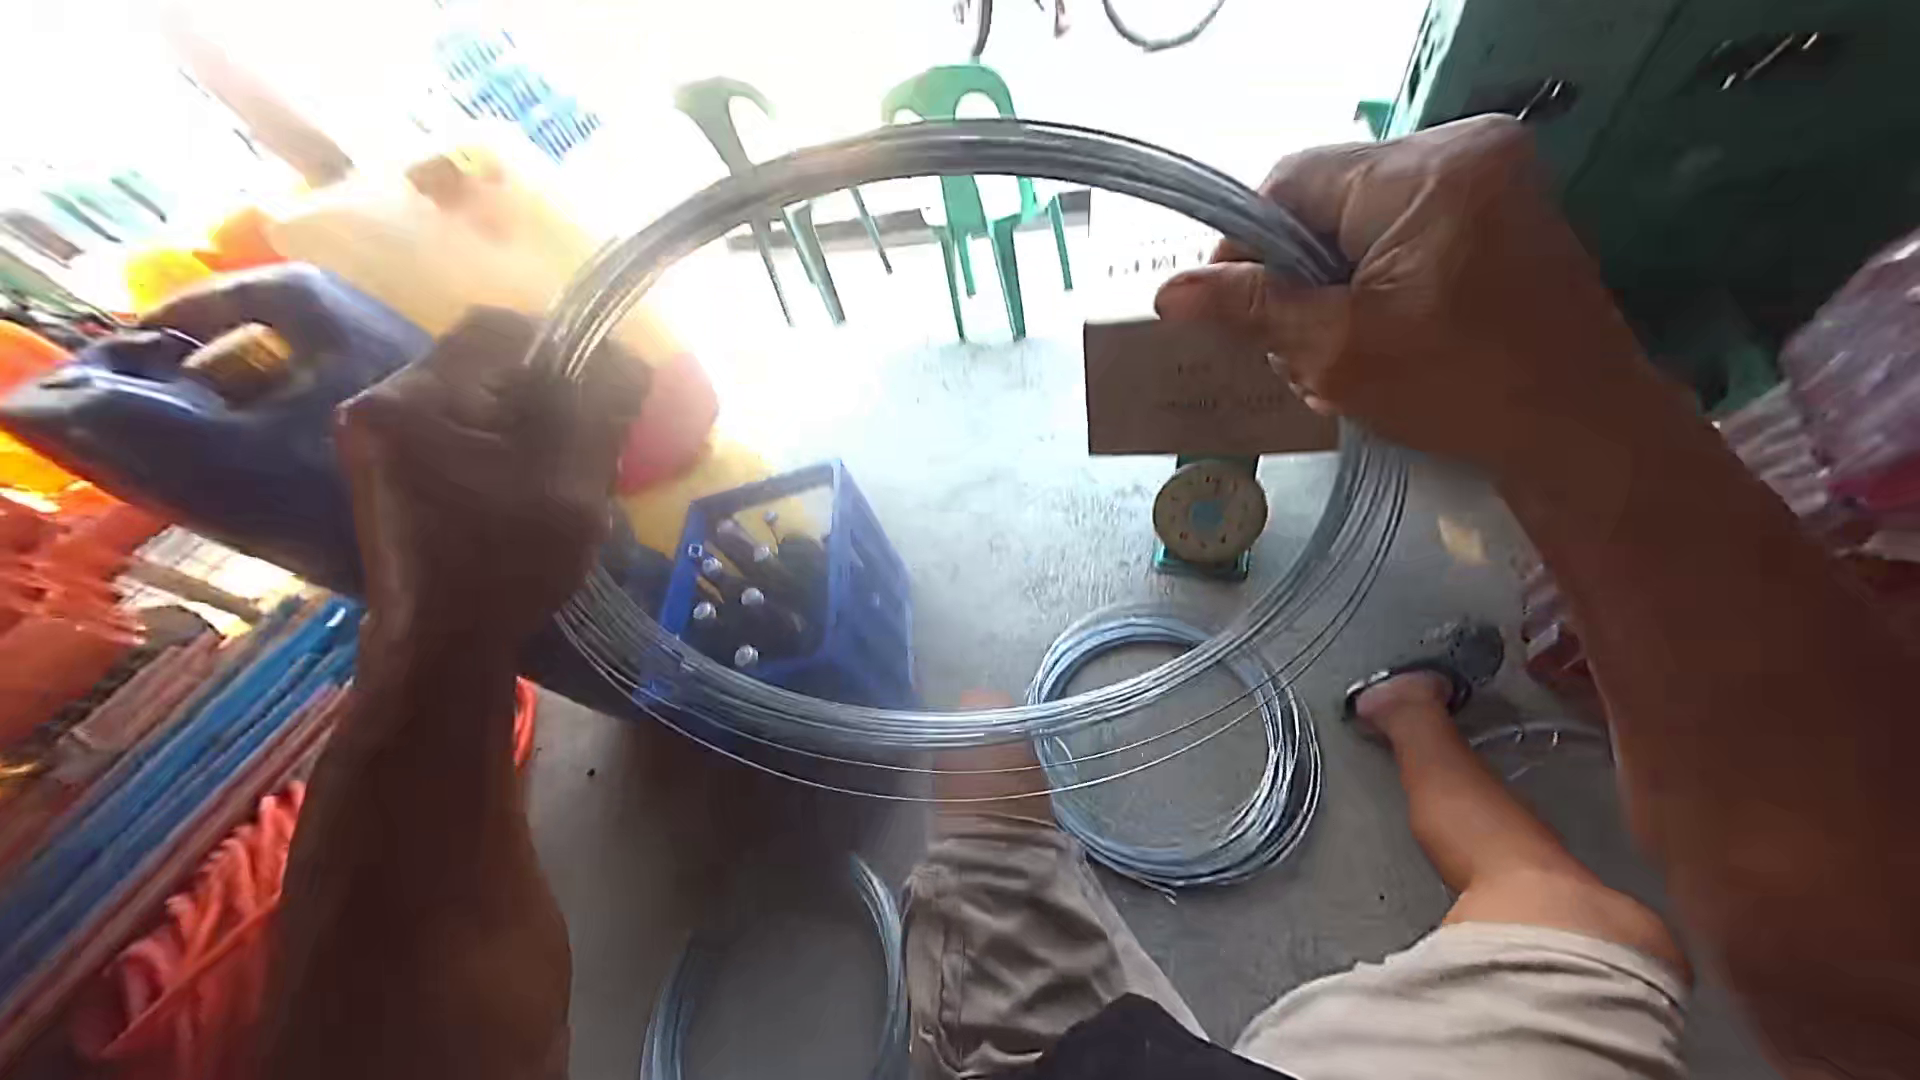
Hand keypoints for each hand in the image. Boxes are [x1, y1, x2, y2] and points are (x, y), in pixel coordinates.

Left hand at [336, 308, 644, 646]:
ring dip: (538, 419)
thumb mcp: (570, 481)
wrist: (447, 643)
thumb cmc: (509, 561)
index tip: (611, 380)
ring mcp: (385, 442)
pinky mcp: (398, 471)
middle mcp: (383, 408)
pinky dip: (515, 443)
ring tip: (576, 462)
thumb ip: (600, 412)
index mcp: (414, 401)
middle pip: (488, 366)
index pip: (497, 330)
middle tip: (600, 431)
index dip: (564, 344)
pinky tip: (543, 480)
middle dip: (555, 390)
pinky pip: (468, 432)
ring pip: (482, 401)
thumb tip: (630, 361)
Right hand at [1154, 116, 1661, 474]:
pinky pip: (1384, 241)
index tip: (1229, 313)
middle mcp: (1459, 152)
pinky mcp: (1485, 217)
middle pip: (1317, 206)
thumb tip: (1166, 292)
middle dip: (1287, 281)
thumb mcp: (1335, 349)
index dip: (1242, 247)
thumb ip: (1250, 309)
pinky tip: (1363, 343)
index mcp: (1425, 171)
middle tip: (1289, 350)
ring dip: (1319, 295)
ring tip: (1329, 360)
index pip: (1289, 182)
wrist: (1578, 428)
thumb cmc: (1457, 387)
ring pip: (1345, 230)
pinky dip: (1357, 291)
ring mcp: (1480, 183)